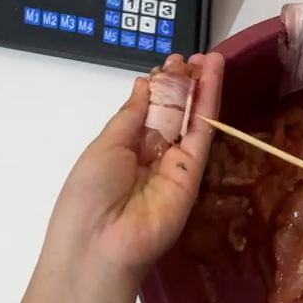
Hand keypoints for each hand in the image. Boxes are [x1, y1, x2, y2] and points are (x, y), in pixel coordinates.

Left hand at [42, 53, 223, 296]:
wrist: (99, 245)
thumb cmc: (88, 194)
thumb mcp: (105, 145)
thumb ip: (132, 115)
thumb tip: (144, 83)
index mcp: (125, 148)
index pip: (149, 111)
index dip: (161, 86)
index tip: (171, 63)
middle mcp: (152, 155)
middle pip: (174, 113)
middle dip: (184, 84)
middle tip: (194, 57)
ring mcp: (175, 165)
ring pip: (192, 119)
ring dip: (202, 88)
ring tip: (210, 58)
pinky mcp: (194, 173)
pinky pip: (202, 134)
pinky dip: (209, 105)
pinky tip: (214, 78)